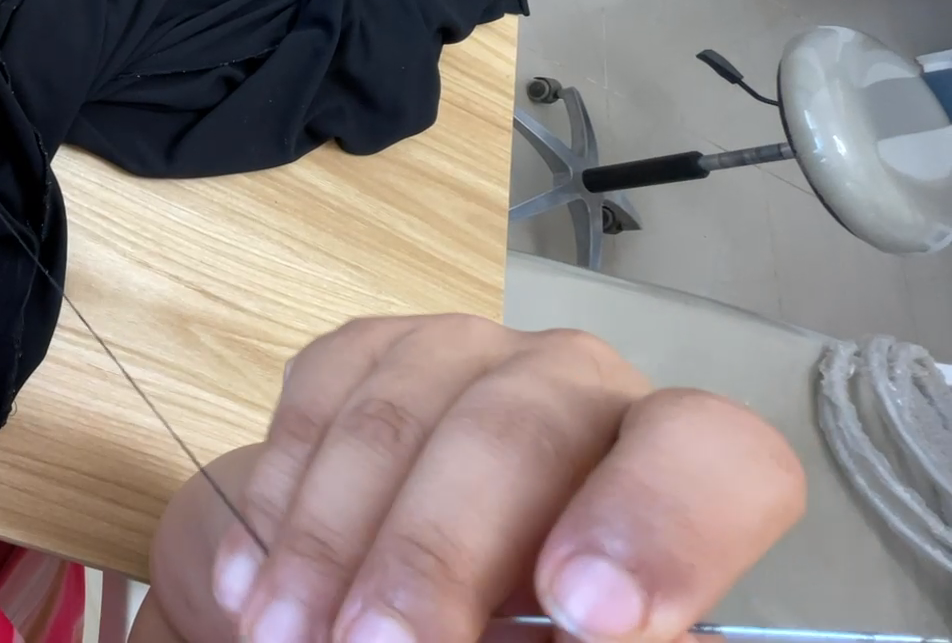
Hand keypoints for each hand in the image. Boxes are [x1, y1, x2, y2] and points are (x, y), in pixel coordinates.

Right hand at [144, 315, 804, 642]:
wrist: (420, 533)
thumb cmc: (527, 615)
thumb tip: (528, 642)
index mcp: (674, 455)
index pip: (709, 454)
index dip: (656, 524)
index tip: (583, 620)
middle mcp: (565, 373)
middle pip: (509, 434)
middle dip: (428, 556)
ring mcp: (450, 344)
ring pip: (386, 420)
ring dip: (325, 543)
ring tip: (280, 634)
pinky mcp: (359, 342)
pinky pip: (309, 401)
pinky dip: (276, 500)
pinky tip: (247, 579)